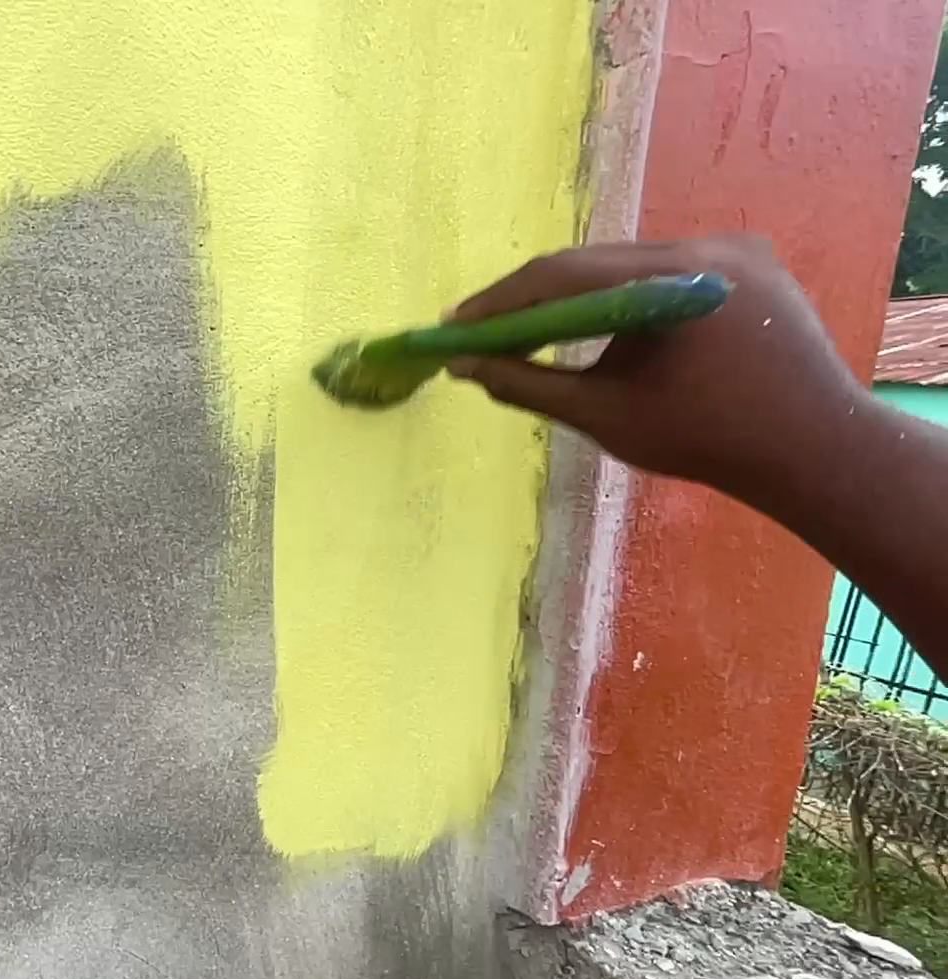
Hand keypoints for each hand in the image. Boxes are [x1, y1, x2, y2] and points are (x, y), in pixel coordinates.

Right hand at [444, 234, 869, 495]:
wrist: (811, 447)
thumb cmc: (699, 436)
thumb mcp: (596, 412)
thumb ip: (521, 383)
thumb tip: (460, 365)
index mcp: (674, 280)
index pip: (561, 275)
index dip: (496, 301)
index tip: (450, 326)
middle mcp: (706, 248)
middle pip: (587, 263)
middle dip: (524, 298)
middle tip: (476, 332)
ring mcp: (731, 251)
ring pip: (616, 265)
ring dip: (562, 297)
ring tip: (519, 332)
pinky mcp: (742, 265)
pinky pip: (650, 272)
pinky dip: (603, 297)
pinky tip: (578, 325)